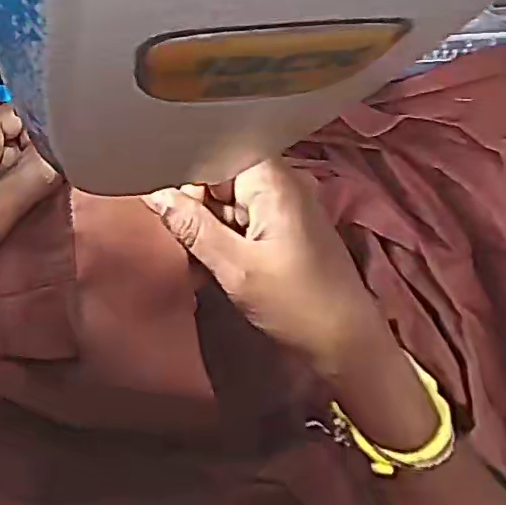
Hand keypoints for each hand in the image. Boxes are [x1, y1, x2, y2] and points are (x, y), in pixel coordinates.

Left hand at [0, 105, 61, 345]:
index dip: (48, 133)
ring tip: (24, 208)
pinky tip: (1, 217)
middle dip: (33, 162)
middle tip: (49, 192)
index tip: (69, 161)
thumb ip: (37, 177)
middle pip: (12, 138)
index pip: (22, 114)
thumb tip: (69, 151)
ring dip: (15, 183)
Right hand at [142, 159, 391, 378]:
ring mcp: (284, 207)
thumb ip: (192, 227)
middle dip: (195, 208)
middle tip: (186, 244)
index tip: (173, 212)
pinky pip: (241, 220)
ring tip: (201, 262)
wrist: (349, 348)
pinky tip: (216, 266)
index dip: (188, 181)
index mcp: (273, 180)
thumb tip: (156, 196)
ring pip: (227, 202)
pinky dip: (224, 240)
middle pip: (219, 179)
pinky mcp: (284, 229)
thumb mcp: (235, 268)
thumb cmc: (298, 305)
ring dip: (208, 229)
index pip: (214, 156)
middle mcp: (281, 183)